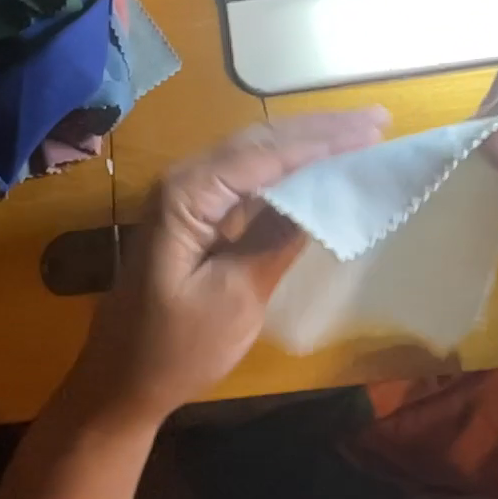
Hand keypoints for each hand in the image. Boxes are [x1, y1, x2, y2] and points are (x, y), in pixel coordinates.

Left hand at [64, 110, 388, 426]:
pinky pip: (248, 176)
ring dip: (306, 143)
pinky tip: (317, 165)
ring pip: (255, 152)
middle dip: (319, 130)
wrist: (122, 378)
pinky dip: (287, 168)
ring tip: (358, 133)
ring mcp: (189, 193)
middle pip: (259, 141)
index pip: (263, 153)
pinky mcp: (199, 211)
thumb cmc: (174, 348)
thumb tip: (319, 195)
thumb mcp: (234, 298)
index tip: (371, 129)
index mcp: (186, 194)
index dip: (320, 140)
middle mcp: (185, 179)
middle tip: (375, 120)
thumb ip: (275, 240)